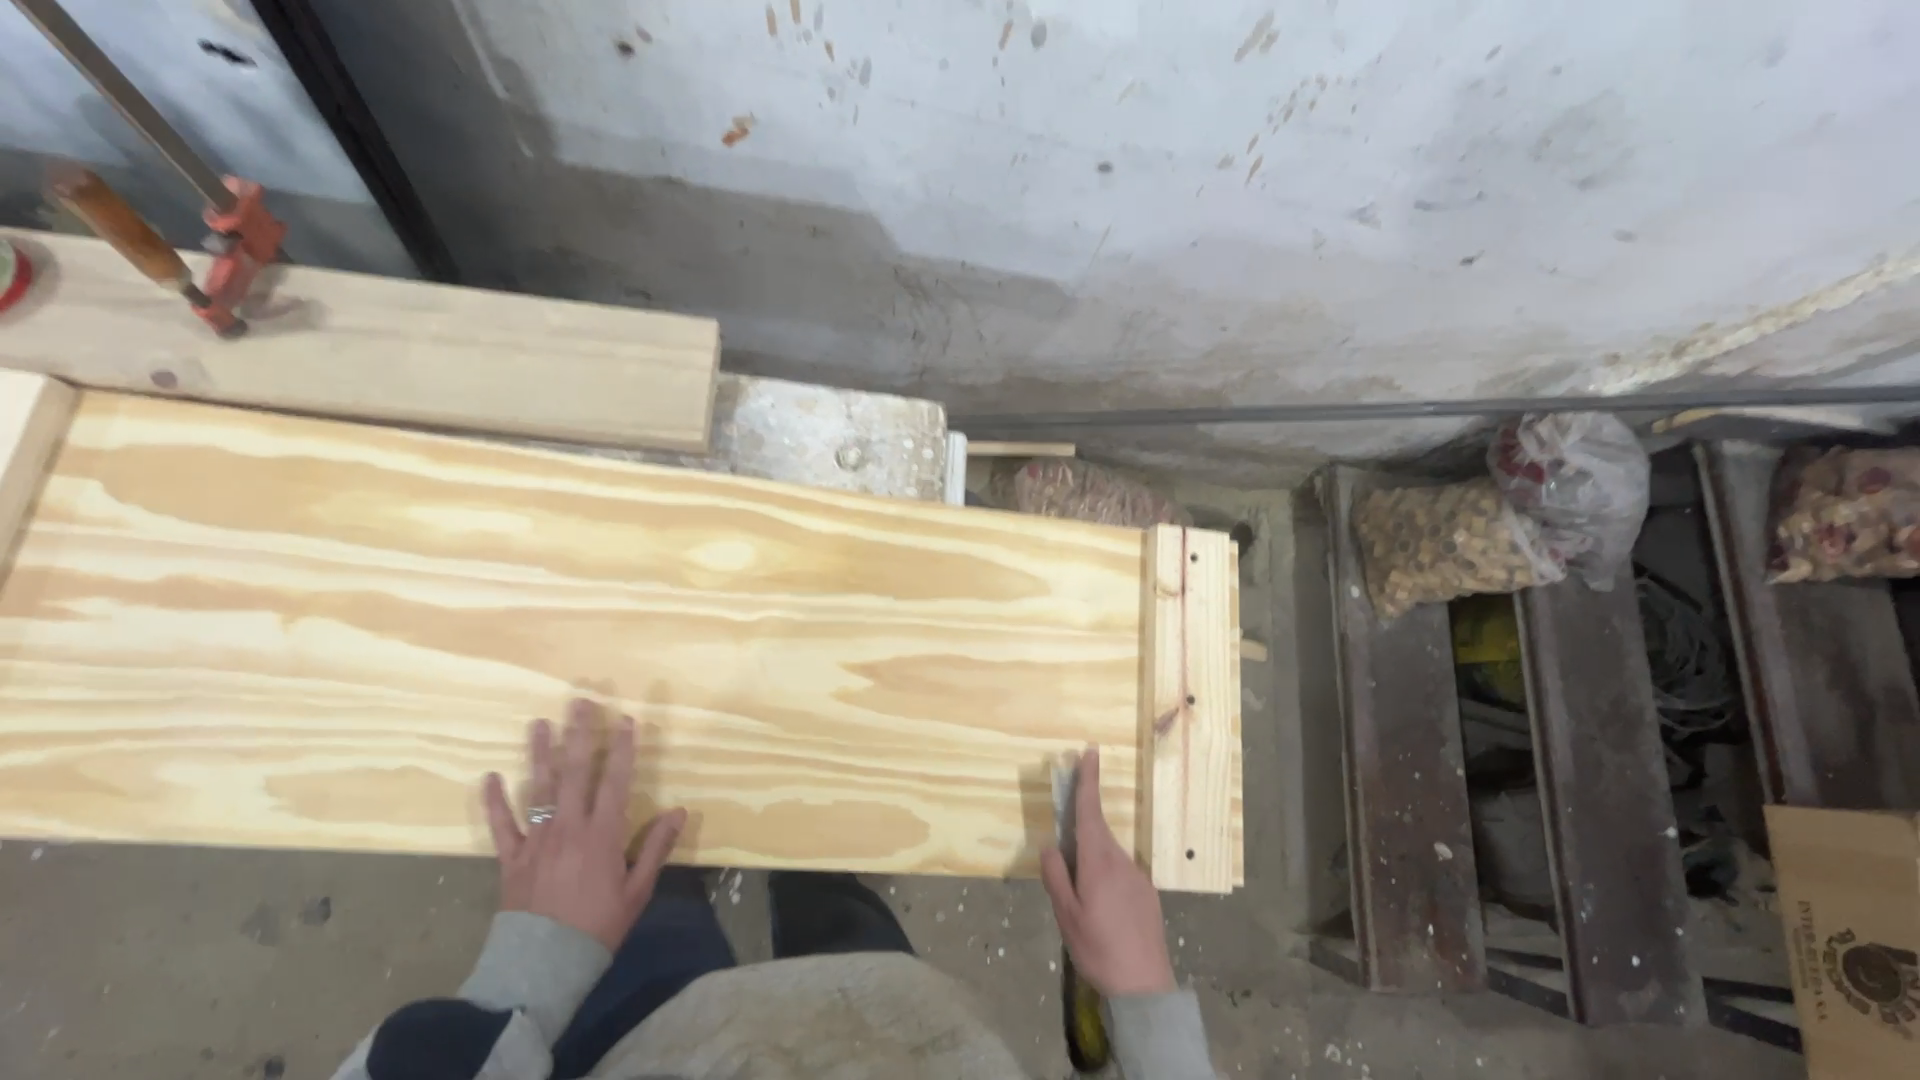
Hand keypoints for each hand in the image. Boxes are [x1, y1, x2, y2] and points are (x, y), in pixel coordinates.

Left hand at [482, 700, 687, 950]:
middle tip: (581, 701)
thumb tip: (678, 811)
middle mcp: (568, 828)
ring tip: (540, 722)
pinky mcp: (511, 858)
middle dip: (580, 735)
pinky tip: (489, 777)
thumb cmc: (598, 928)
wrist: (543, 966)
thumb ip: (656, 848)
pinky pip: (501, 825)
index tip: (626, 720)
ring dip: (540, 753)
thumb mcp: (637, 891)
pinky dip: (494, 801)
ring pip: (539, 789)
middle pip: (575, 772)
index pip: (616, 781)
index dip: (623, 749)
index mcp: (602, 835)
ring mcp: (536, 841)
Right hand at [1040, 746, 1175, 996]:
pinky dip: (1104, 877)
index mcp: (1099, 862)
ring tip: (1080, 899)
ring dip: (1091, 861)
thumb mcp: (1066, 916)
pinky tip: (1100, 910)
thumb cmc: (1099, 949)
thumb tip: (1050, 846)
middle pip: (1097, 832)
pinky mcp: (1147, 895)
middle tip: (1064, 842)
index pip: (1090, 811)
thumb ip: (1056, 876)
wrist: (1145, 988)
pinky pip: (1119, 873)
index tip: (1090, 752)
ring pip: (1108, 856)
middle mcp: (1122, 862)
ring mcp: (1138, 878)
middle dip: (1081, 825)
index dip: (1088, 780)